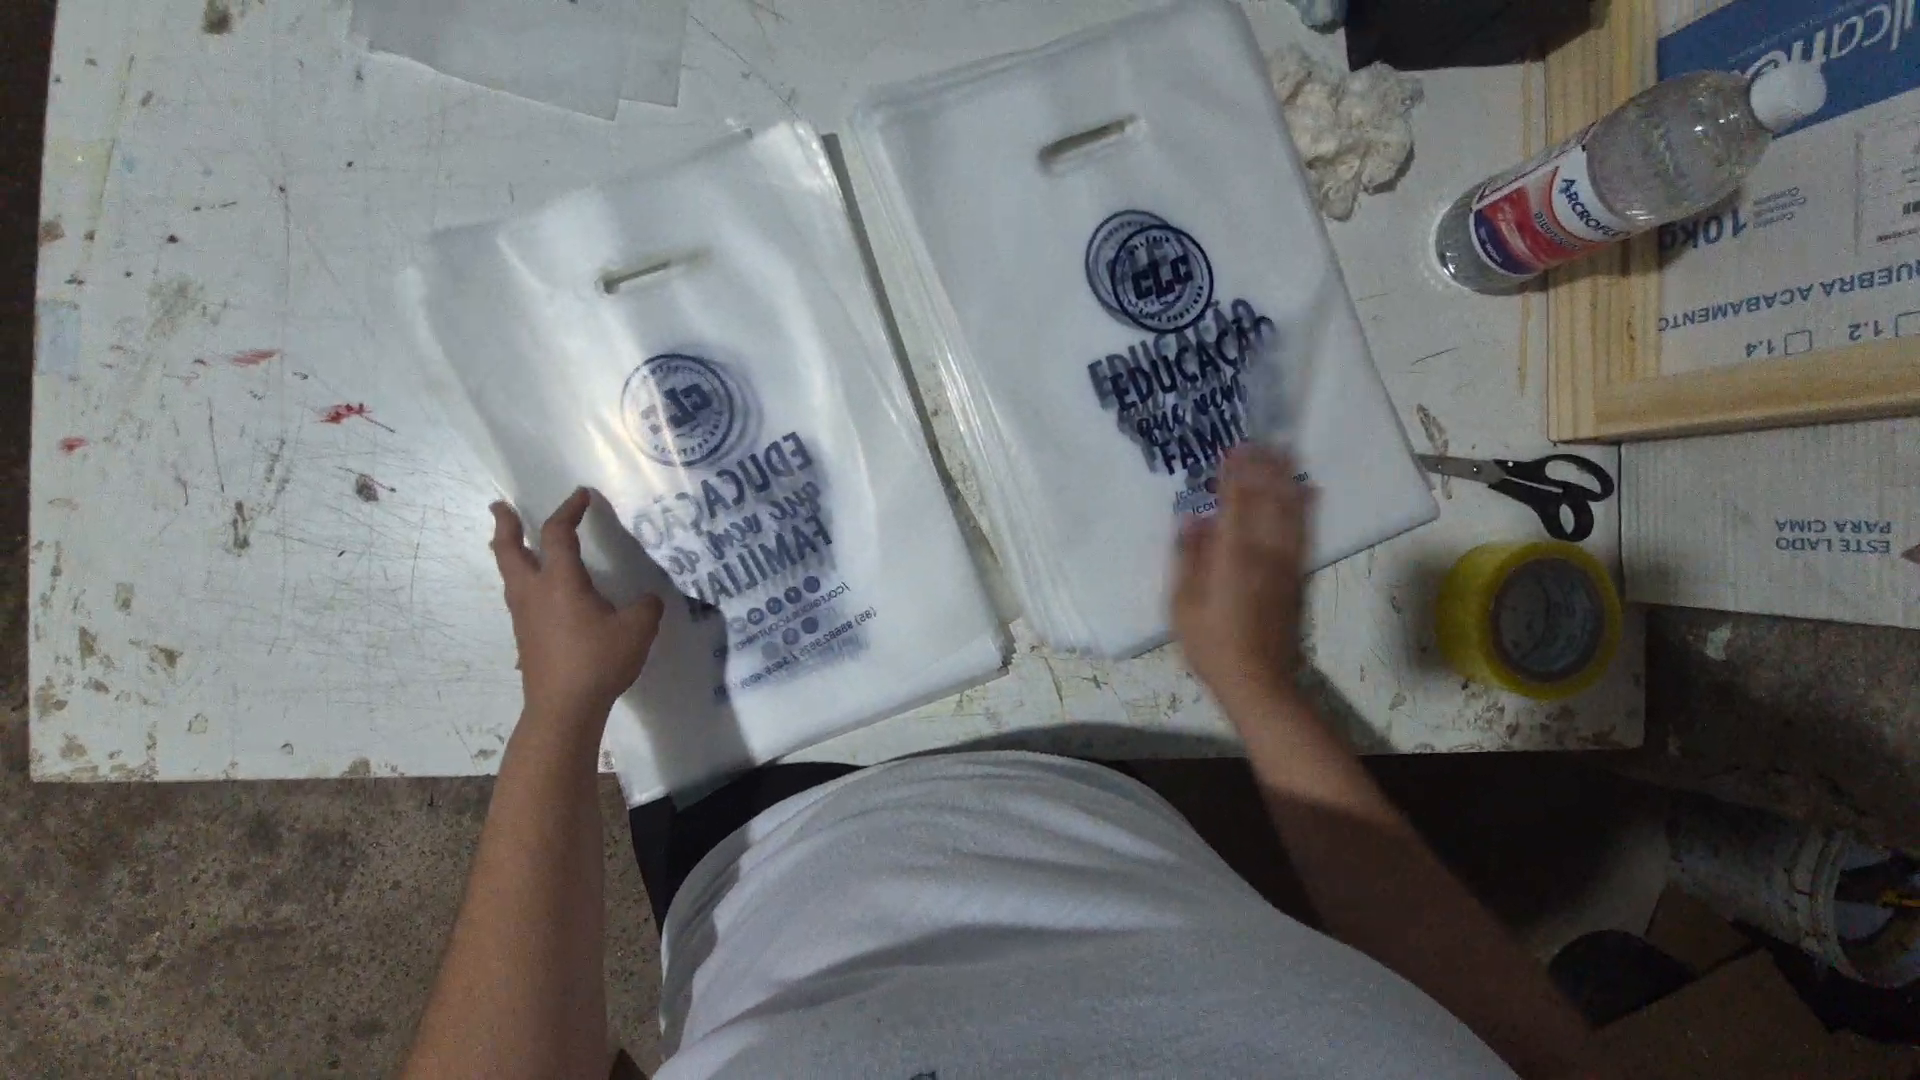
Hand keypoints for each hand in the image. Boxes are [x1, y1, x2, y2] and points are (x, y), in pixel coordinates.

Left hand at [490, 488, 664, 716]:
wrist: (564, 708)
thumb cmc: (599, 660)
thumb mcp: (638, 629)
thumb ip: (646, 606)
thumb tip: (647, 600)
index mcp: (561, 582)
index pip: (558, 534)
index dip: (569, 510)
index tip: (581, 495)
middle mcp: (534, 593)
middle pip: (509, 550)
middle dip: (506, 526)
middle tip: (501, 508)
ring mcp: (524, 617)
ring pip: (510, 575)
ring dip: (510, 553)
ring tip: (514, 544)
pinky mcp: (526, 638)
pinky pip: (519, 598)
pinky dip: (523, 582)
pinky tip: (540, 594)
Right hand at [1172, 446, 1312, 712]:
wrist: (1258, 679)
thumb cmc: (1210, 643)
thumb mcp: (1182, 603)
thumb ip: (1189, 557)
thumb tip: (1194, 519)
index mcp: (1232, 556)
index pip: (1235, 503)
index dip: (1234, 474)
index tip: (1232, 449)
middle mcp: (1264, 551)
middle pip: (1268, 499)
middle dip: (1263, 467)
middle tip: (1259, 441)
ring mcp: (1286, 563)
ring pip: (1291, 511)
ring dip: (1287, 478)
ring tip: (1284, 453)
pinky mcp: (1298, 576)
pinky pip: (1305, 531)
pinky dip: (1307, 507)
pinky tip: (1308, 491)